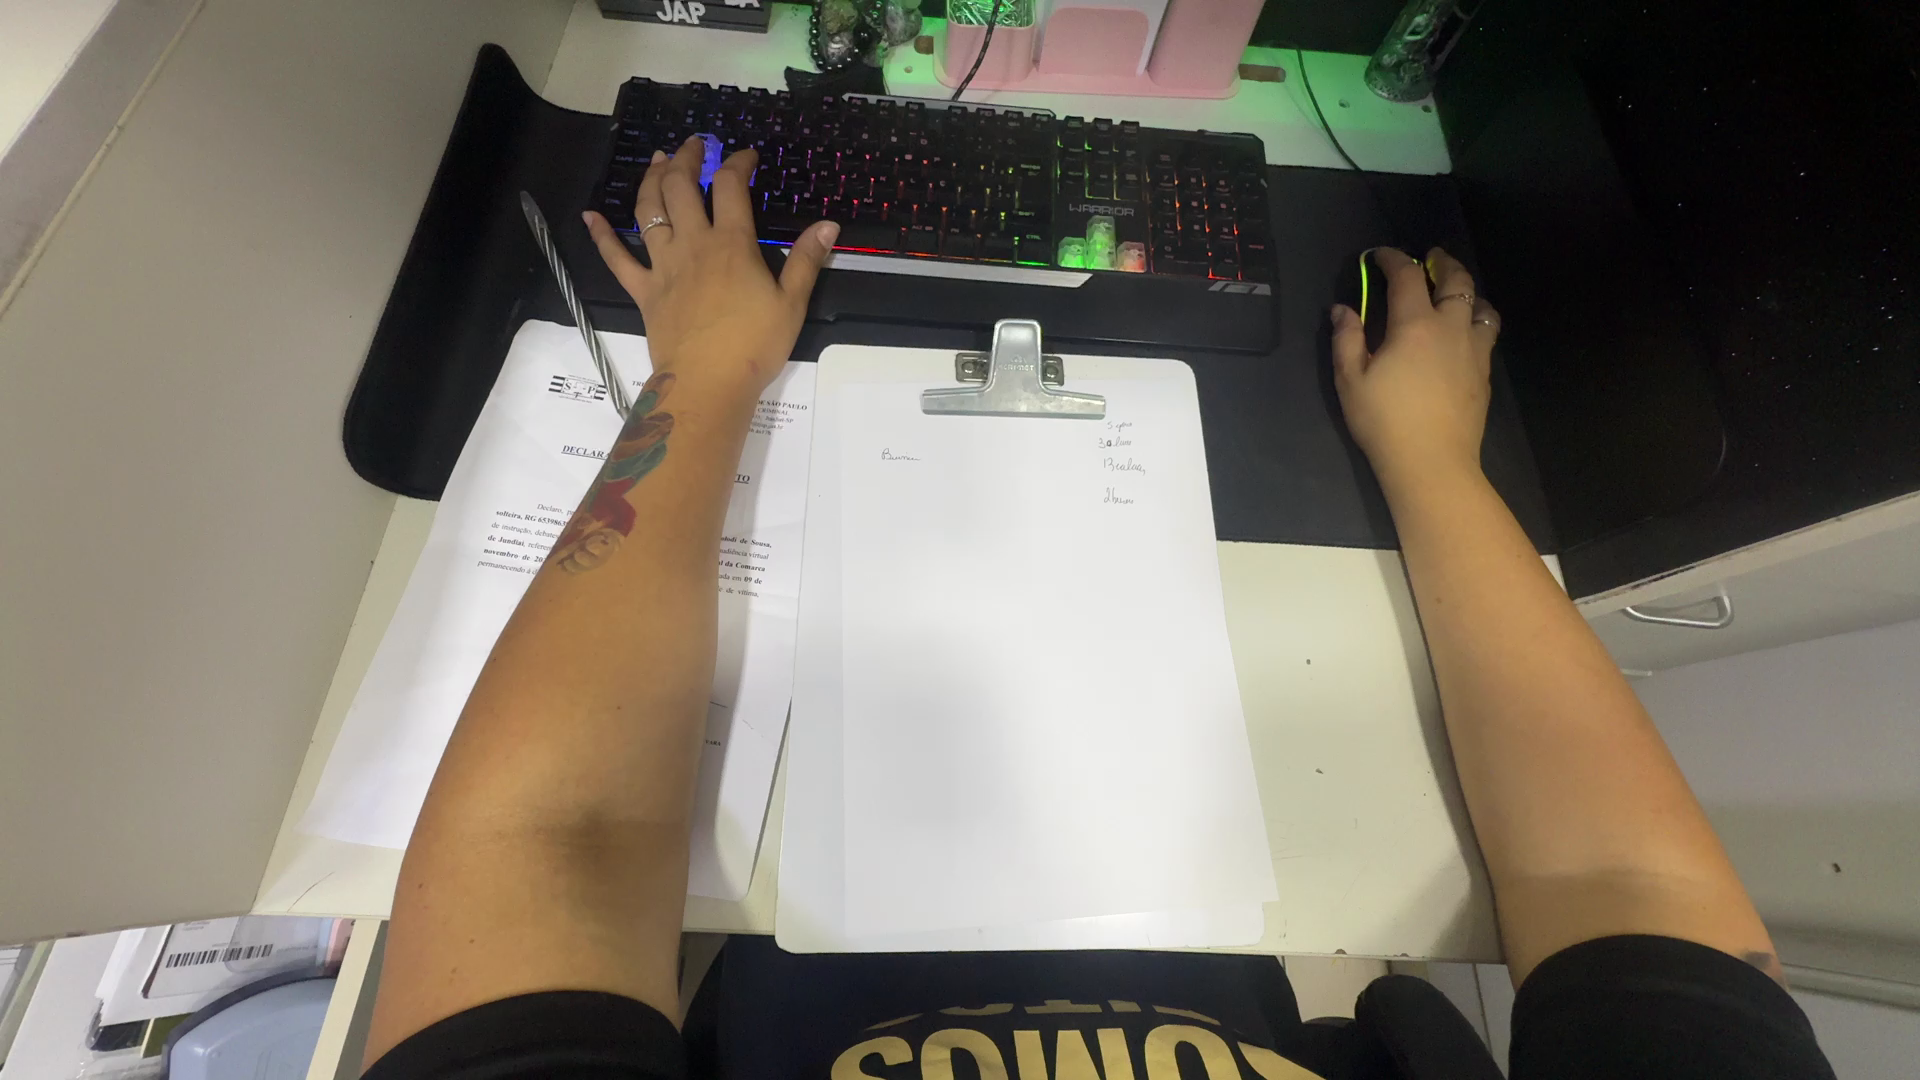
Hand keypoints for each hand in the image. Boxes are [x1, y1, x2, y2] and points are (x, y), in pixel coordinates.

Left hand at [583, 136, 839, 401]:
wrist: (709, 383)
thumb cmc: (755, 346)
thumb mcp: (792, 304)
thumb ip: (806, 261)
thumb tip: (828, 225)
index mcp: (732, 244)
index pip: (731, 187)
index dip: (737, 163)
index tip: (746, 155)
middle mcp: (693, 244)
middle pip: (680, 186)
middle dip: (686, 158)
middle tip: (694, 145)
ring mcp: (663, 266)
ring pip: (648, 210)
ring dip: (651, 179)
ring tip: (657, 161)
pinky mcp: (644, 291)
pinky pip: (616, 259)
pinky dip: (602, 236)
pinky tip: (590, 216)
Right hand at [1330, 247, 1499, 486]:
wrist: (1430, 459)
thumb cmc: (1382, 420)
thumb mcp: (1350, 381)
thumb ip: (1346, 339)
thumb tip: (1342, 309)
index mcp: (1413, 326)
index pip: (1406, 278)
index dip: (1393, 260)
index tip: (1379, 255)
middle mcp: (1450, 327)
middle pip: (1455, 281)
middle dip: (1441, 262)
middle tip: (1430, 256)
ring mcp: (1473, 348)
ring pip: (1479, 304)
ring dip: (1466, 289)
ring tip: (1455, 290)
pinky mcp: (1484, 370)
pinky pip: (1486, 330)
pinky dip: (1476, 316)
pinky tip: (1465, 328)